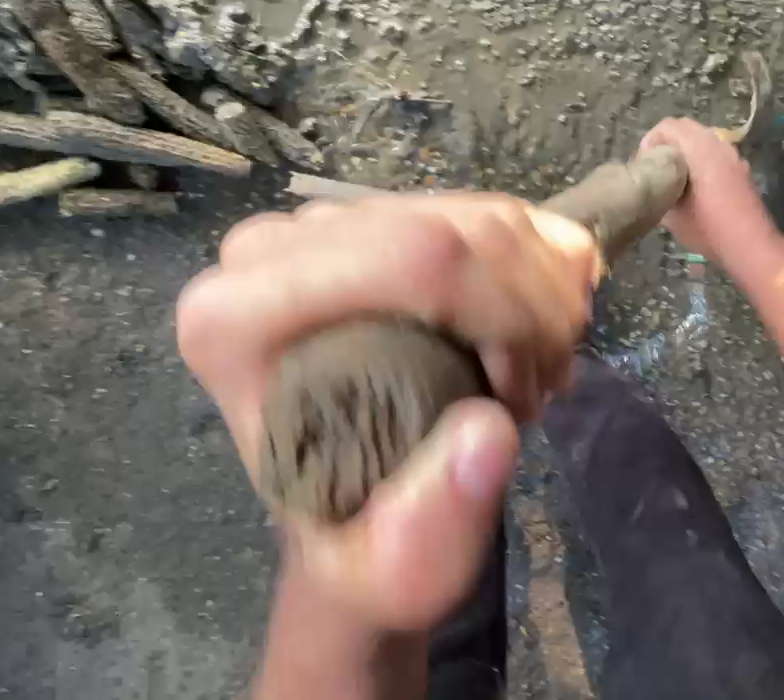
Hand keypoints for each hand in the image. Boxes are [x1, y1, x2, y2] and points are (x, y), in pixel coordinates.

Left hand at [176, 193, 600, 633]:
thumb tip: (489, 433)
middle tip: (544, 389)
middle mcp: (273, 246)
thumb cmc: (359, 529)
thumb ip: (427, 531)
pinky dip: (546, 264)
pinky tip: (543, 325)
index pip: (411, 258)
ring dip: (546, 292)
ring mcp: (332, 220)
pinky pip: (492, 209)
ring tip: (541, 370)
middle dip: (534, 308)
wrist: (357, 492)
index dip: (500, 316)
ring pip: (484, 216)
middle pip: (453, 230)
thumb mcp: (388, 574)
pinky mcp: (386, 214)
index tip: (520, 400)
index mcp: (236, 314)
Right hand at [640, 117, 777, 265]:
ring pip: (703, 137)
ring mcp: (733, 155)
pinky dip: (700, 157)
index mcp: (701, 150)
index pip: (669, 126)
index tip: (644, 162)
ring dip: (685, 149)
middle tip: (655, 165)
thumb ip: (659, 190)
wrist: (751, 245)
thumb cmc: (709, 229)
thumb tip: (654, 181)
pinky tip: (694, 183)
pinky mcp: (741, 168)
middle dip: (667, 141)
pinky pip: (715, 151)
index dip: (651, 139)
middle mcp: (719, 145)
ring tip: (673, 174)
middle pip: (687, 127)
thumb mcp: (673, 216)